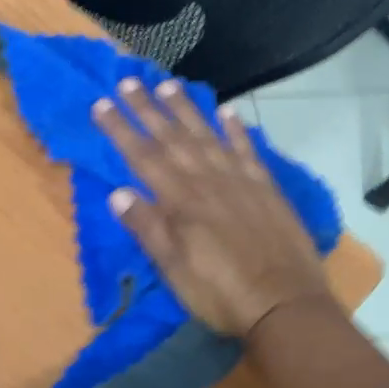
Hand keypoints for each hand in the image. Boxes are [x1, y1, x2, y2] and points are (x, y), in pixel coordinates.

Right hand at [91, 77, 330, 336]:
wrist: (287, 307)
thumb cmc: (220, 292)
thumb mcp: (173, 268)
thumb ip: (147, 227)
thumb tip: (117, 191)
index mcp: (180, 201)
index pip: (142, 157)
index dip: (120, 129)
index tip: (100, 103)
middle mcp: (208, 182)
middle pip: (172, 138)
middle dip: (147, 108)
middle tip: (128, 80)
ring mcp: (240, 182)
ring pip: (207, 136)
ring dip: (185, 109)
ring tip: (168, 85)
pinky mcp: (266, 190)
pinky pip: (248, 151)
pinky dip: (236, 129)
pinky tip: (226, 112)